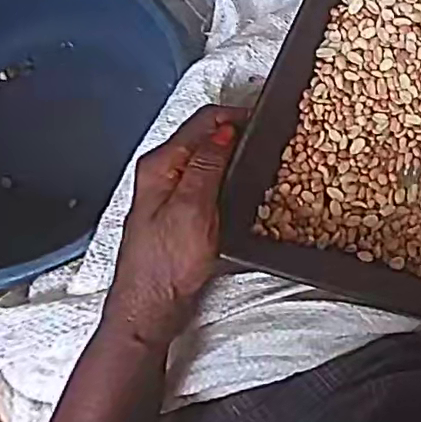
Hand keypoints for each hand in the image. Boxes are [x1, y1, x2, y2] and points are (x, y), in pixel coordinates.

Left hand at [106, 104, 245, 344]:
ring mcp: (171, 189)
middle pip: (204, 134)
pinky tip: (244, 179)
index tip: (265, 118)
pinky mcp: (182, 207)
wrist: (151, 306)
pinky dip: (228, 170)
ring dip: (233, 149)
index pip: (203, 121)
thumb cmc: (167, 264)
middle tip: (269, 133)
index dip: (236, 115)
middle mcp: (162, 172)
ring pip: (208, 155)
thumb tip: (224, 131)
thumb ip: (206, 166)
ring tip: (262, 152)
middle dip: (236, 129)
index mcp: (160, 165)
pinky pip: (208, 176)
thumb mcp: (192, 209)